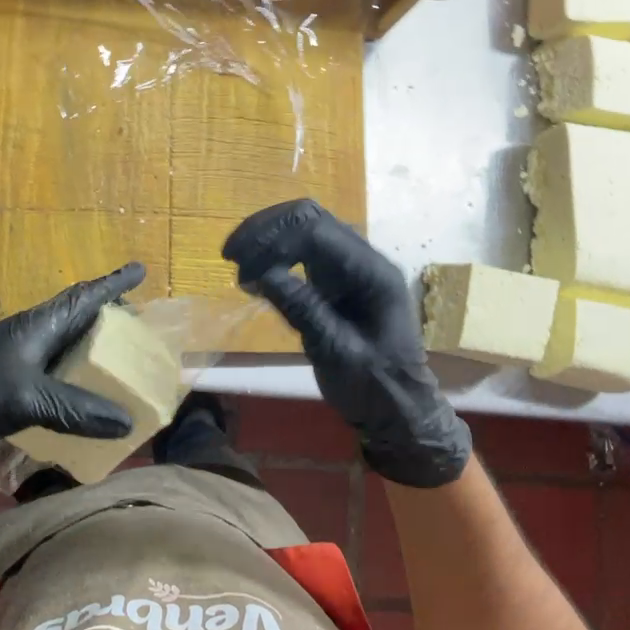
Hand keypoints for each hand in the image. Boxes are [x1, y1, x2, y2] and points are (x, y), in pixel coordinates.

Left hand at [0, 263, 147, 458]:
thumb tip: (127, 421)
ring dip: (94, 349)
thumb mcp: (30, 398)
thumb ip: (78, 410)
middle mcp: (32, 335)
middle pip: (78, 317)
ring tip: (122, 360)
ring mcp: (20, 357)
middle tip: (140, 326)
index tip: (141, 270)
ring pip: (68, 345)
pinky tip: (88, 395)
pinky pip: (57, 372)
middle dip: (110, 317)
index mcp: (38, 325)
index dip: (114, 284)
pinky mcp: (12, 381)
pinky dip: (78, 377)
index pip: (83, 296)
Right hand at [223, 200, 470, 486]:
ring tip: (238, 263)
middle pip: (310, 219)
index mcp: (372, 272)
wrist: (399, 410)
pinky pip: (305, 252)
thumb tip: (260, 274)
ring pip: (305, 229)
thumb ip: (304, 309)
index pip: (315, 232)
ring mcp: (352, 268)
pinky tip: (256, 276)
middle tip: (230, 256)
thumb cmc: (374, 386)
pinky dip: (276, 256)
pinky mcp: (338, 281)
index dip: (272, 240)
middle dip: (266, 230)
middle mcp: (364, 260)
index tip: (238, 266)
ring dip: (268, 239)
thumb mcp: (336, 352)